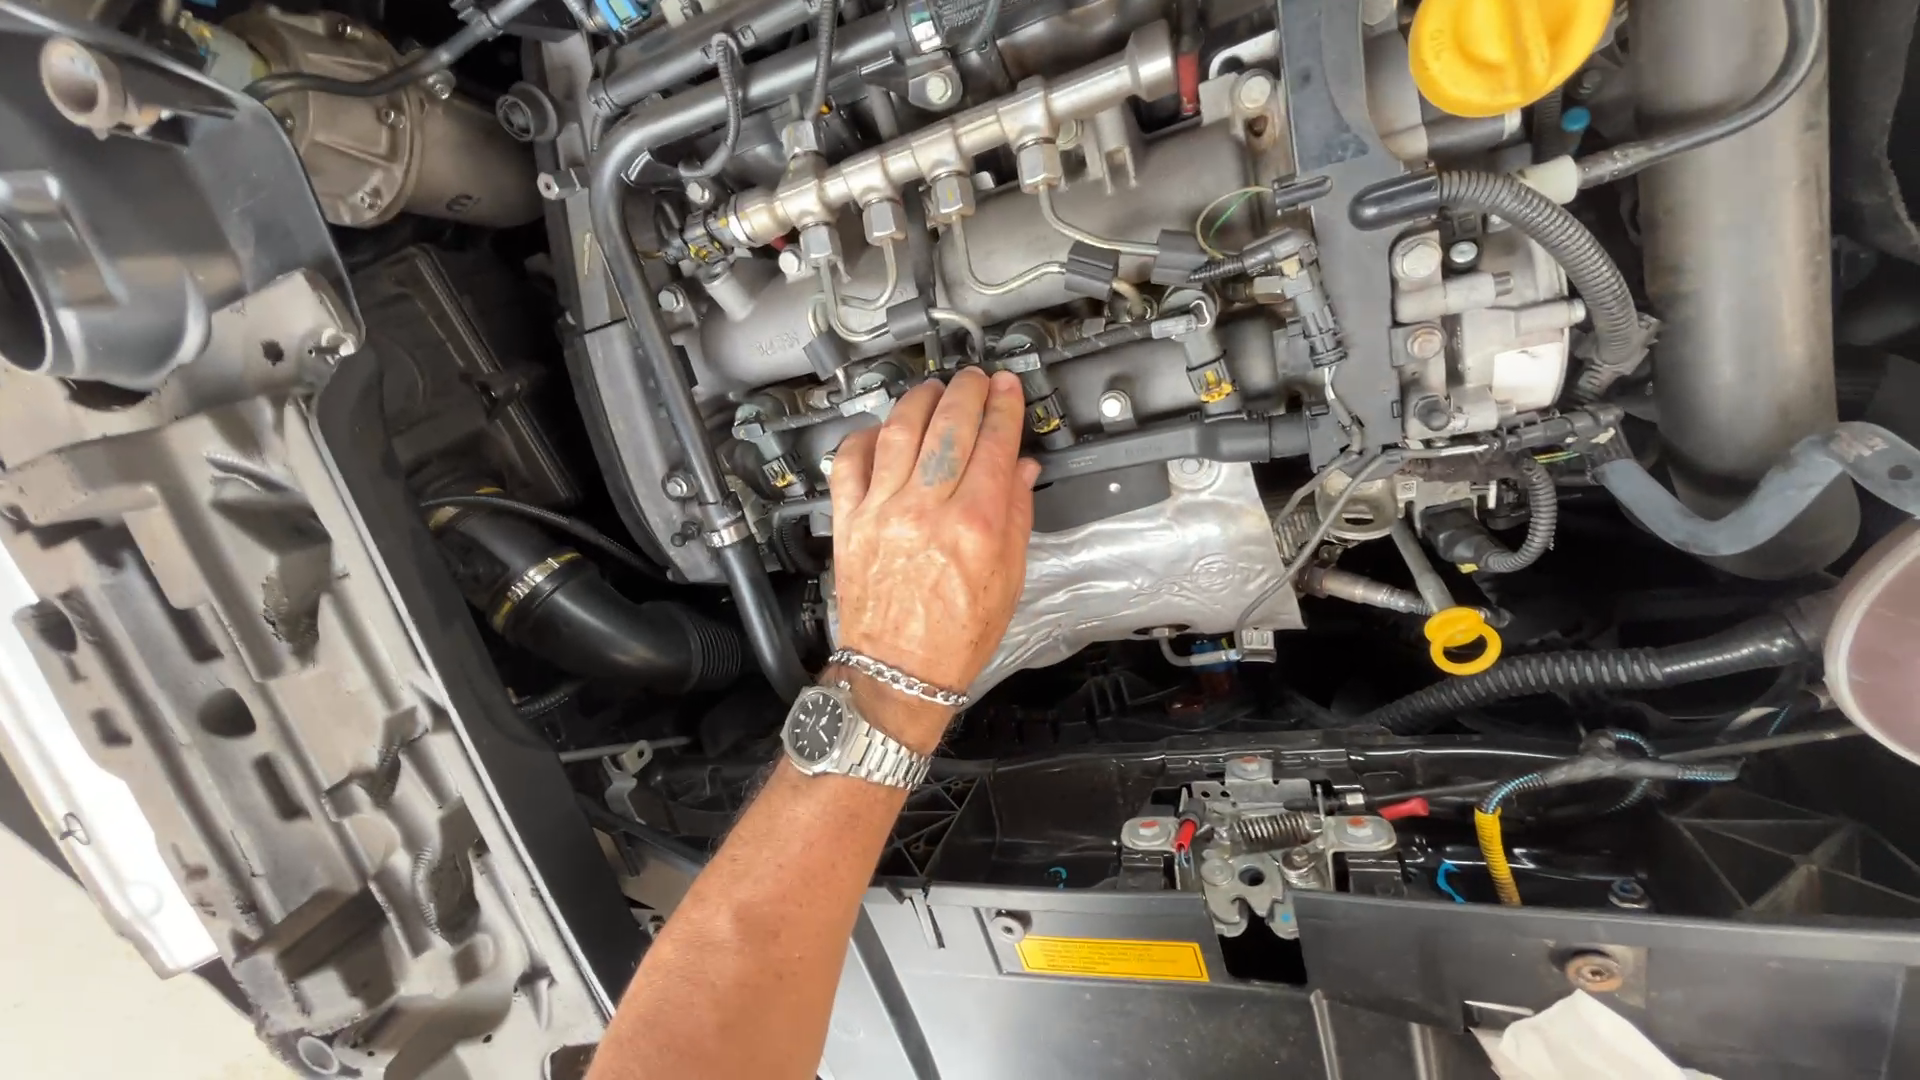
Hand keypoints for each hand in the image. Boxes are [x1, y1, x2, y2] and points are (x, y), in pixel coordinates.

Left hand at [828, 368, 1038, 734]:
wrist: (897, 672)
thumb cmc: (954, 637)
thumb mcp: (1008, 580)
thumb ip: (1015, 516)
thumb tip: (1020, 468)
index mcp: (973, 527)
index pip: (992, 444)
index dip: (1004, 407)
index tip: (1008, 389)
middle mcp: (925, 512)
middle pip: (947, 427)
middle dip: (966, 392)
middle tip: (975, 379)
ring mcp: (881, 513)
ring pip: (898, 431)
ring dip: (919, 401)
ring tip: (934, 390)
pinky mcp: (848, 522)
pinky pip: (850, 462)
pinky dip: (865, 436)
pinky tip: (883, 427)